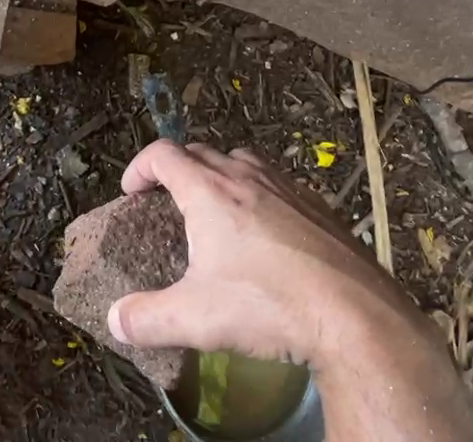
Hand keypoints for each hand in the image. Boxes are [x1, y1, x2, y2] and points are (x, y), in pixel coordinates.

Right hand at [107, 140, 433, 372]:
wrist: (357, 317)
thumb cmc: (268, 306)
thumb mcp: (196, 320)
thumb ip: (148, 318)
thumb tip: (115, 320)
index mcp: (209, 192)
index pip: (163, 154)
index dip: (140, 166)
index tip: (131, 191)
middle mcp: (246, 177)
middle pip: (199, 152)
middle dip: (176, 169)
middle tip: (167, 202)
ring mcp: (287, 188)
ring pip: (242, 162)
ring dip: (219, 175)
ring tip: (215, 211)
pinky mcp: (319, 207)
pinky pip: (278, 184)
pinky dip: (259, 194)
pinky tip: (266, 233)